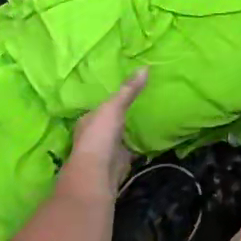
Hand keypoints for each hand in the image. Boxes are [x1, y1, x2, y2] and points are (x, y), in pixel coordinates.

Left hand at [59, 69, 148, 197]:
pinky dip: (139, 146)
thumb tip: (145, 67)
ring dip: (131, 132)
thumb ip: (128, 90)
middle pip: (111, 122)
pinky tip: (152, 139)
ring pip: (121, 137)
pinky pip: (131, 151)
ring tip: (151, 117)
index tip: (129, 92)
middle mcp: (95, 135)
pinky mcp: (119, 164)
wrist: (98, 173)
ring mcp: (106, 151)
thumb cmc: (99, 135)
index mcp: (88, 120)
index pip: (100, 107)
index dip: (113, 100)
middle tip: (144, 102)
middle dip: (123, 116)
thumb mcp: (114, 107)